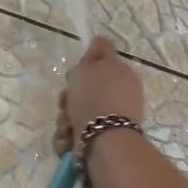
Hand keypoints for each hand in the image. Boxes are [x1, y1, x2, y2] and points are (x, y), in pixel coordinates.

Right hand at [54, 36, 145, 154]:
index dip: (85, 67)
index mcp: (123, 78)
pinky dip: (67, 138)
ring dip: (65, 119)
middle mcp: (118, 101)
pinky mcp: (97, 146)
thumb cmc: (96, 96)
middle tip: (65, 101)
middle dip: (69, 98)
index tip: (75, 73)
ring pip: (77, 115)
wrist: (104, 140)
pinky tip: (68, 137)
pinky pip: (76, 136)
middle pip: (84, 92)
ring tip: (66, 124)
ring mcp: (108, 125)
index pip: (101, 66)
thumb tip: (100, 41)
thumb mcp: (93, 63)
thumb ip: (96, 52)